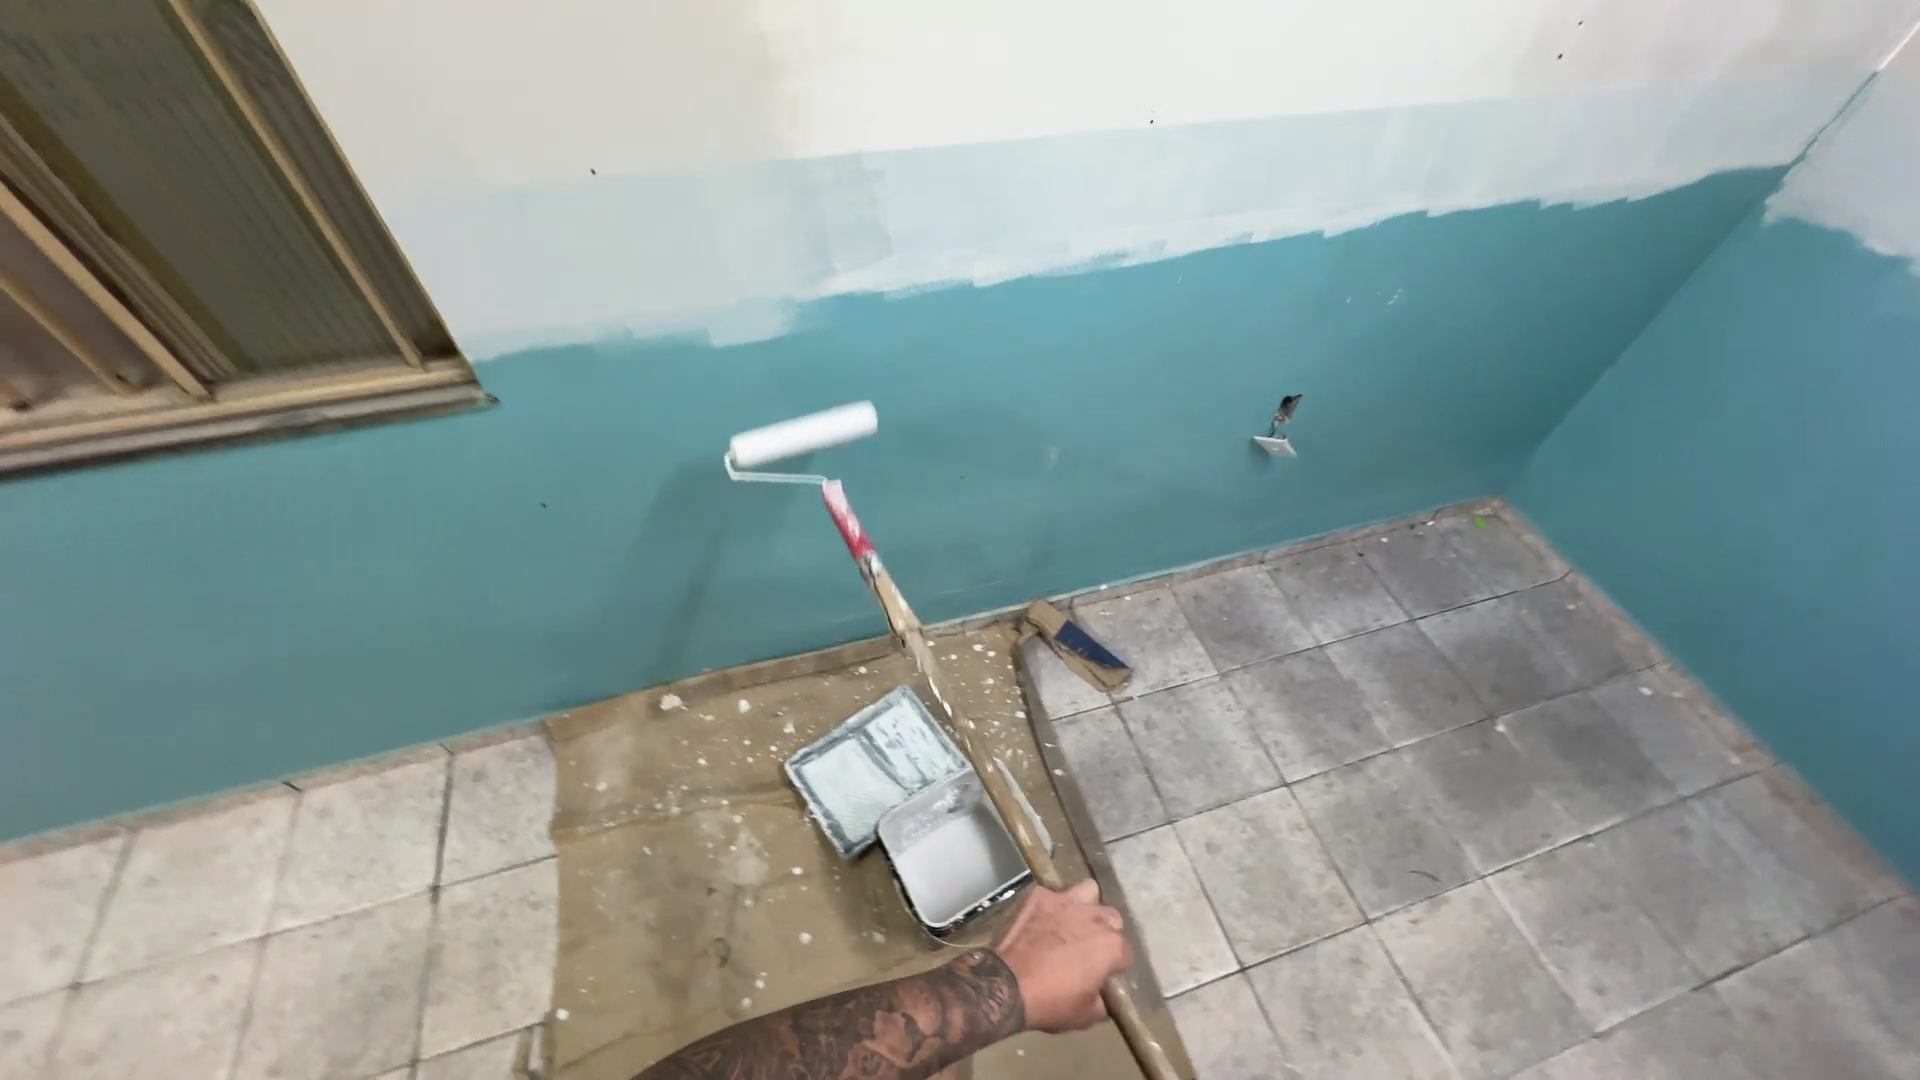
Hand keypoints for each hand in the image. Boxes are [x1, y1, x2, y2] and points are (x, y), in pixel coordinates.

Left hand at [992, 880, 1133, 1033]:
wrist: (1007, 984)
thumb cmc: (1051, 1002)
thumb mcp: (1087, 1015)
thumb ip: (1104, 1000)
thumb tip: (1104, 993)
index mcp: (1110, 946)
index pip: (1126, 953)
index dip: (1116, 966)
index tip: (1105, 975)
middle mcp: (1093, 917)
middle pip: (1111, 918)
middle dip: (1105, 932)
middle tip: (1089, 949)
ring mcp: (1065, 901)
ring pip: (1088, 891)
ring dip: (1086, 906)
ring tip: (1074, 922)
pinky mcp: (1040, 895)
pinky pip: (1053, 893)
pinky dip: (1052, 905)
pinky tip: (1044, 919)